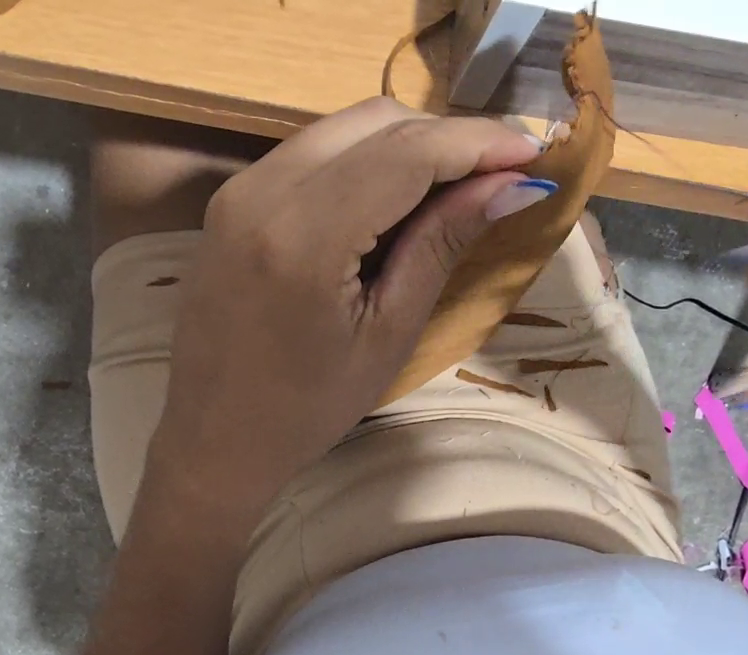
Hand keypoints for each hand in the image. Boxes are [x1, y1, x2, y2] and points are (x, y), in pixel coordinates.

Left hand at [146, 98, 549, 514]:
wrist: (215, 438)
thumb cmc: (309, 410)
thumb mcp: (387, 336)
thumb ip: (440, 247)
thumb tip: (508, 187)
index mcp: (304, 237)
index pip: (407, 153)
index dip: (477, 143)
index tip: (532, 152)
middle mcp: (262, 191)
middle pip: (375, 122)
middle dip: (447, 136)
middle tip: (499, 174)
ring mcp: (238, 190)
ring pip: (341, 128)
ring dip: (407, 143)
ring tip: (458, 185)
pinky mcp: (231, 200)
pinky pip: (310, 152)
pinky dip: (363, 159)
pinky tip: (396, 196)